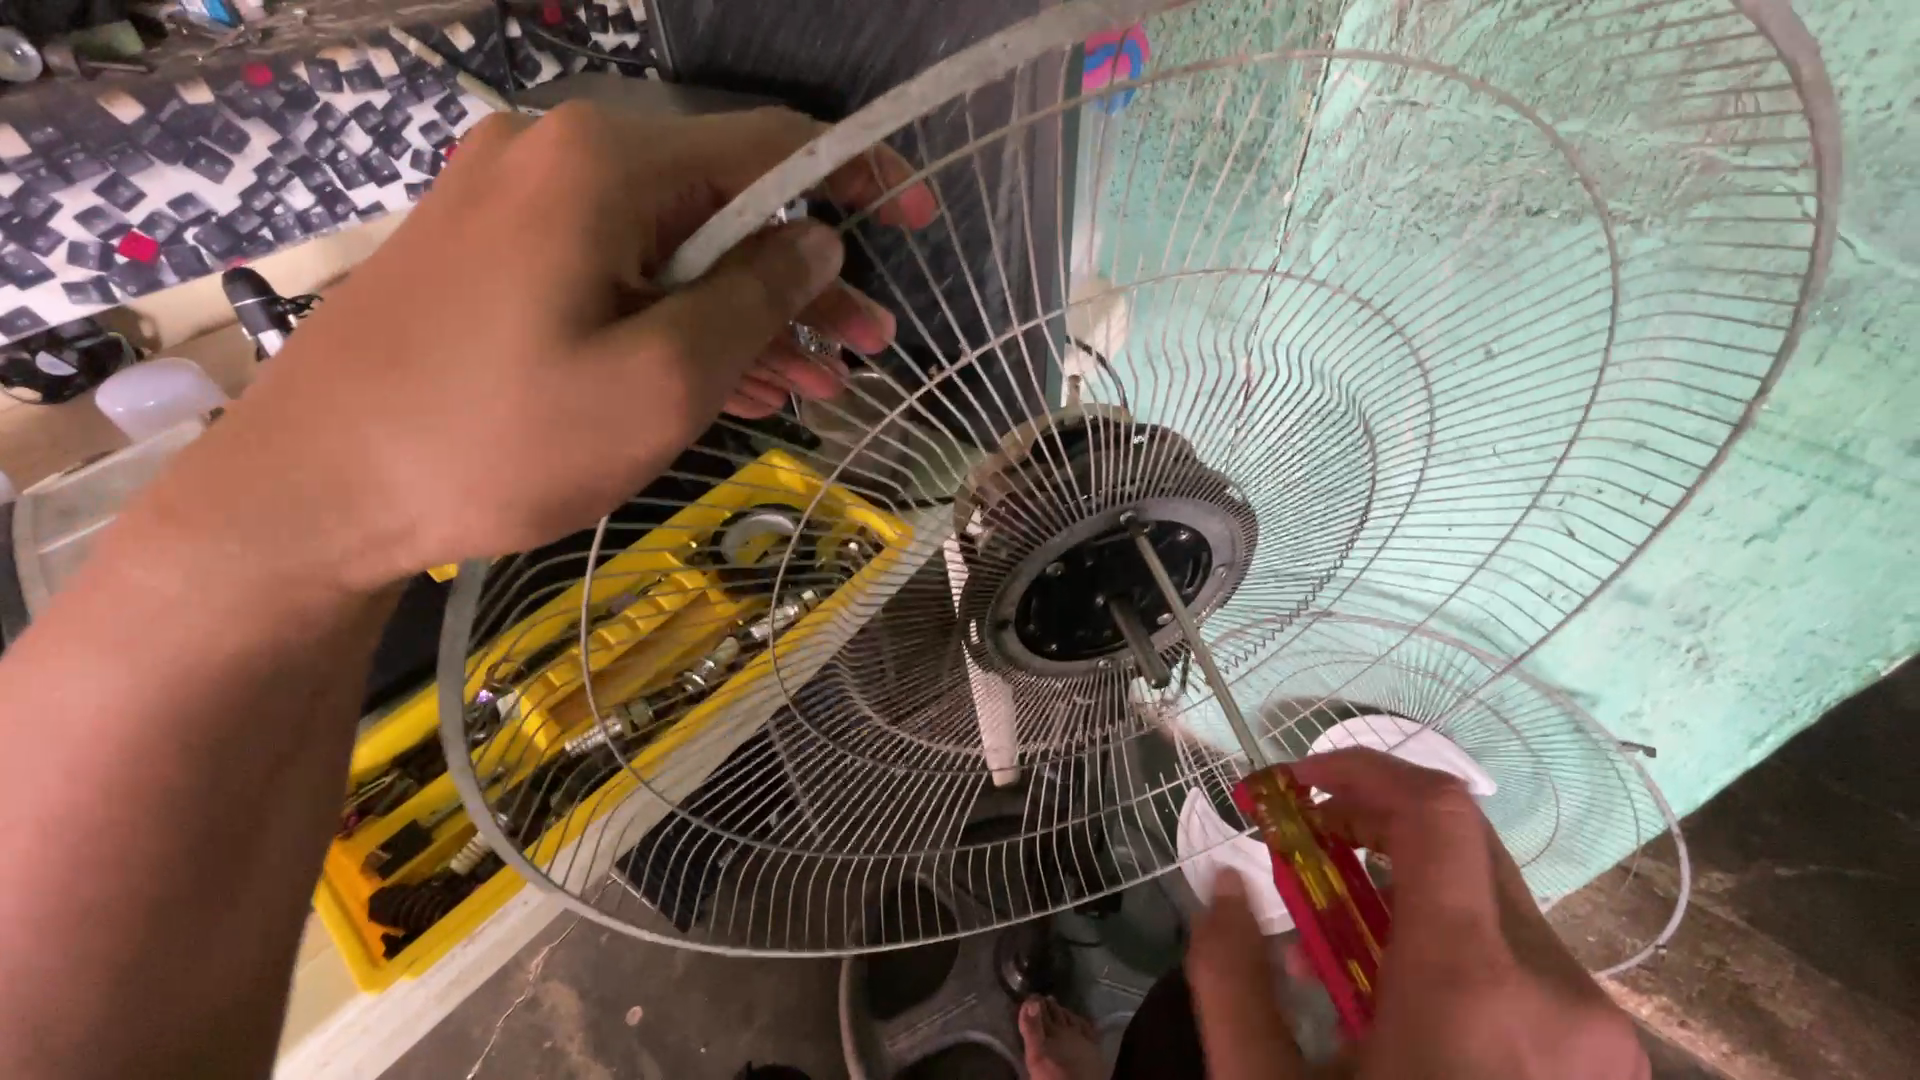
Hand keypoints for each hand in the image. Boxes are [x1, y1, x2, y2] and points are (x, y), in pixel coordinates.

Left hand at [154, 103, 934, 593]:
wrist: (312, 496)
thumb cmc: (500, 438)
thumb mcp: (661, 378)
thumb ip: (755, 299)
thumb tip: (816, 241)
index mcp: (604, 165)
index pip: (766, 145)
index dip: (855, 177)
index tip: (917, 217)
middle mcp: (560, 162)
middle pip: (721, 210)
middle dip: (805, 283)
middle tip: (870, 348)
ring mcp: (521, 214)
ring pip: (674, 257)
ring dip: (751, 319)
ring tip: (819, 384)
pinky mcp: (498, 268)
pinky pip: (621, 285)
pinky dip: (683, 330)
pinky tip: (738, 385)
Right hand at [1185, 749, 1649, 1079]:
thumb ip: (1228, 974)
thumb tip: (1224, 889)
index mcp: (1475, 984)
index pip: (1436, 812)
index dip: (1361, 768)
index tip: (1294, 782)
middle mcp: (1559, 990)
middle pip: (1463, 841)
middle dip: (1371, 818)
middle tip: (1301, 839)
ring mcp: (1596, 1030)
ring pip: (1490, 894)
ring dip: (1404, 876)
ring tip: (1337, 918)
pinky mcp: (1604, 1059)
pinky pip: (1516, 950)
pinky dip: (1443, 928)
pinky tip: (1394, 980)